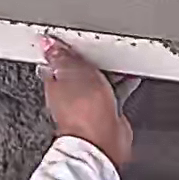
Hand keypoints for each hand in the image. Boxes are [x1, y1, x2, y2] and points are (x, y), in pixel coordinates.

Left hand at [37, 36, 134, 167]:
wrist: (102, 141)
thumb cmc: (83, 111)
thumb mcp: (72, 72)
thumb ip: (62, 56)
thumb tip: (48, 42)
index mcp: (55, 83)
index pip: (55, 61)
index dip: (62, 49)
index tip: (71, 38)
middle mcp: (70, 95)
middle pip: (78, 70)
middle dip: (88, 58)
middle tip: (98, 45)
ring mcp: (88, 104)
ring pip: (97, 80)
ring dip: (107, 69)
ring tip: (118, 57)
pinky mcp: (106, 111)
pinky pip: (115, 90)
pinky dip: (123, 81)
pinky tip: (131, 76)